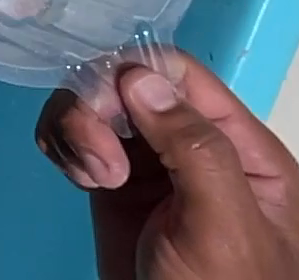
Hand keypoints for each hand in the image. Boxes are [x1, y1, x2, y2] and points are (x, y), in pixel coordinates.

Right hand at [34, 50, 298, 279]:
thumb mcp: (222, 227)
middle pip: (118, 81)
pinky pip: (68, 131)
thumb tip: (138, 74)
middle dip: (90, 113)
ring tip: (88, 179)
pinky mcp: (109, 173)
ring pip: (86, 103)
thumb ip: (194, 149)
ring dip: (72, 132)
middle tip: (96, 166)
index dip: (126, 77)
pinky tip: (76, 179)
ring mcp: (148, 159)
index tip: (105, 115)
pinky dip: (59, 146)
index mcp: (239, 146)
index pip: (174, 71)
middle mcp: (191, 141)